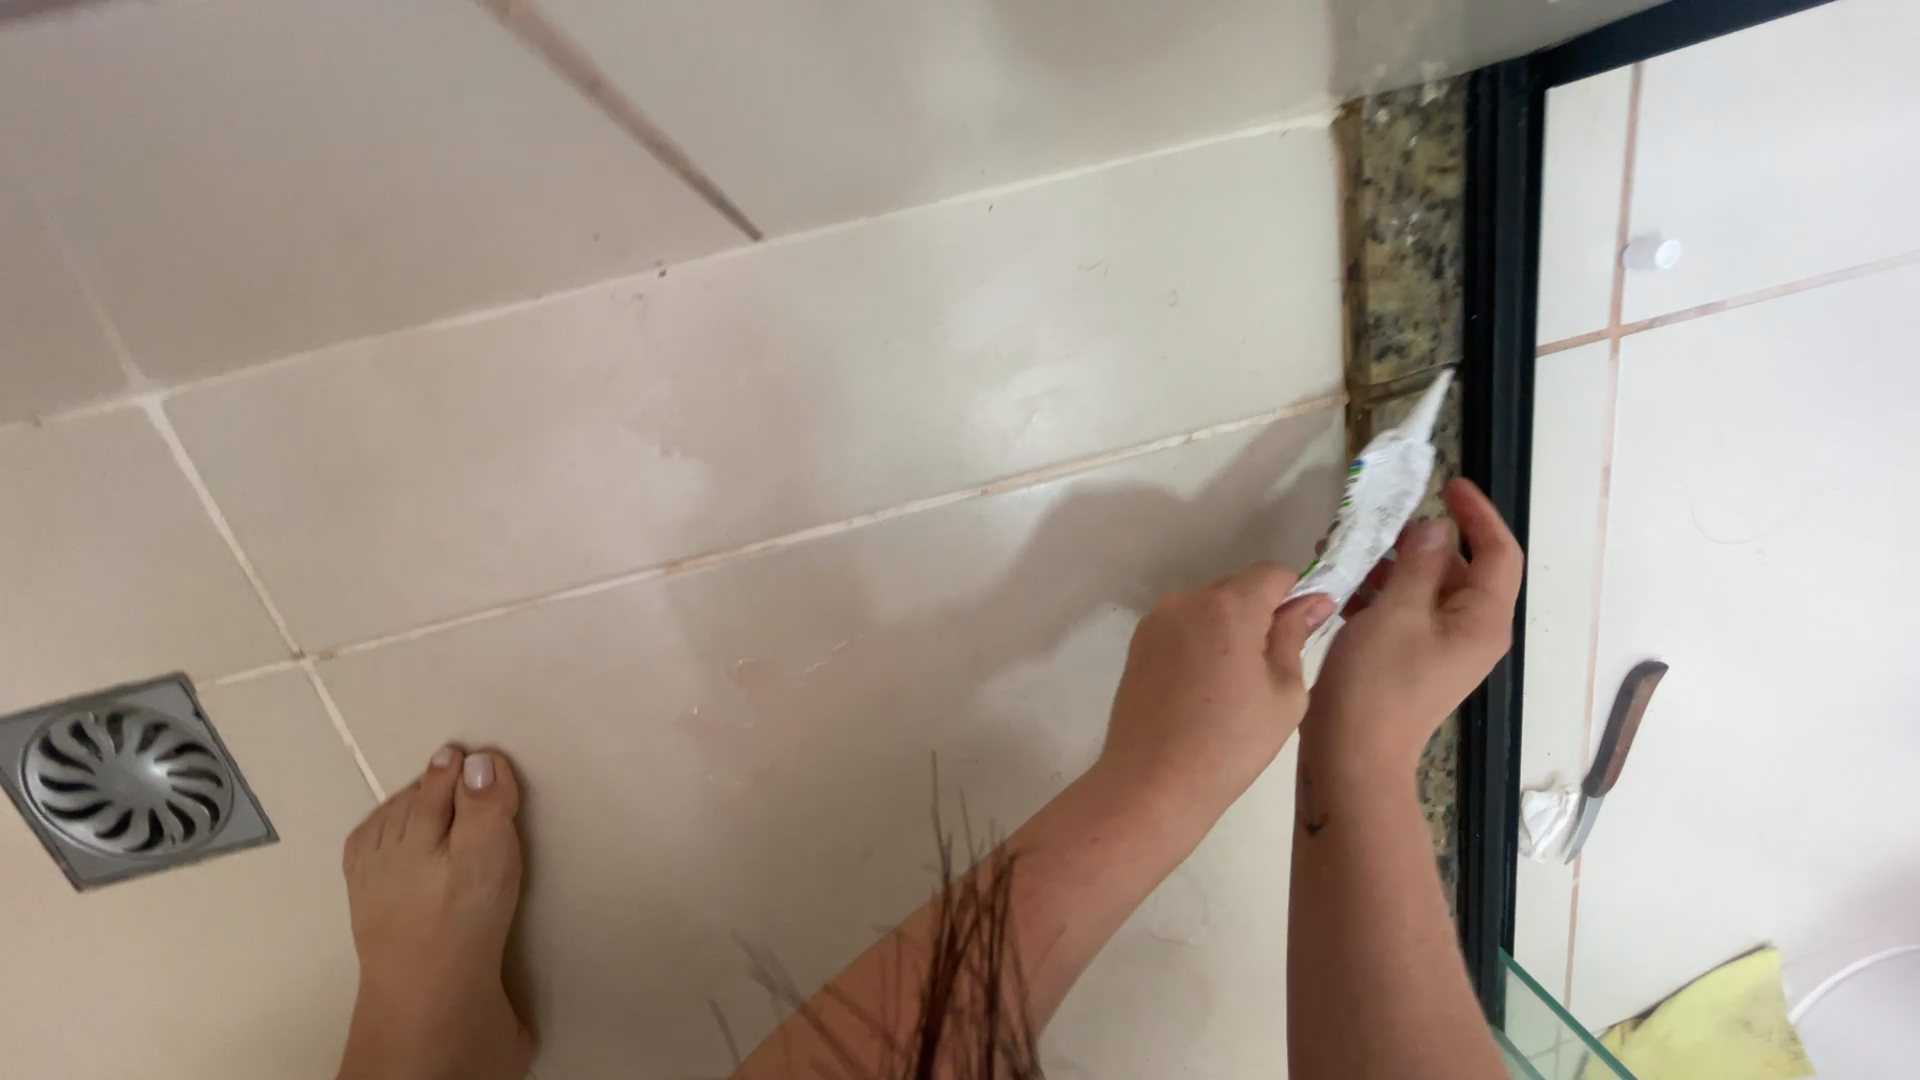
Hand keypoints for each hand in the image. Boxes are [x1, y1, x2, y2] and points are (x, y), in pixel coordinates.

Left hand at [1096, 563, 1336, 815]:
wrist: (1154, 779)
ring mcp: (1156, 620)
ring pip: (1207, 606)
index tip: (1303, 628)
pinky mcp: (1138, 642)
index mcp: (1228, 607)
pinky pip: (1181, 625)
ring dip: (1227, 626)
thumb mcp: (1284, 691)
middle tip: (1270, 665)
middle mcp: (1186, 600)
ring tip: (1232, 681)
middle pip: (1236, 587)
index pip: (1272, 573)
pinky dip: (1199, 640)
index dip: (1294, 594)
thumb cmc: (1232, 742)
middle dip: (1259, 611)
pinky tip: (1202, 684)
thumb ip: (1296, 635)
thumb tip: (1314, 599)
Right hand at [1309, 478, 1522, 772]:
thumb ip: (1417, 564)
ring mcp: (1434, 647)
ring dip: (1387, 565)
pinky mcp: (1404, 658)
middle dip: (1418, 541)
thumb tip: (1434, 528)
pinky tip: (1336, 583)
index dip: (1478, 515)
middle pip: (1456, 569)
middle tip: (1376, 523)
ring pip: (1420, 589)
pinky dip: (1373, 592)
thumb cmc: (1378, 681)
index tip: (1449, 485)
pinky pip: (1398, 611)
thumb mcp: (1395, 613)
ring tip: (1343, 549)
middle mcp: (1467, 631)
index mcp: (1480, 620)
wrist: (1353, 752)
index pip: (1498, 554)